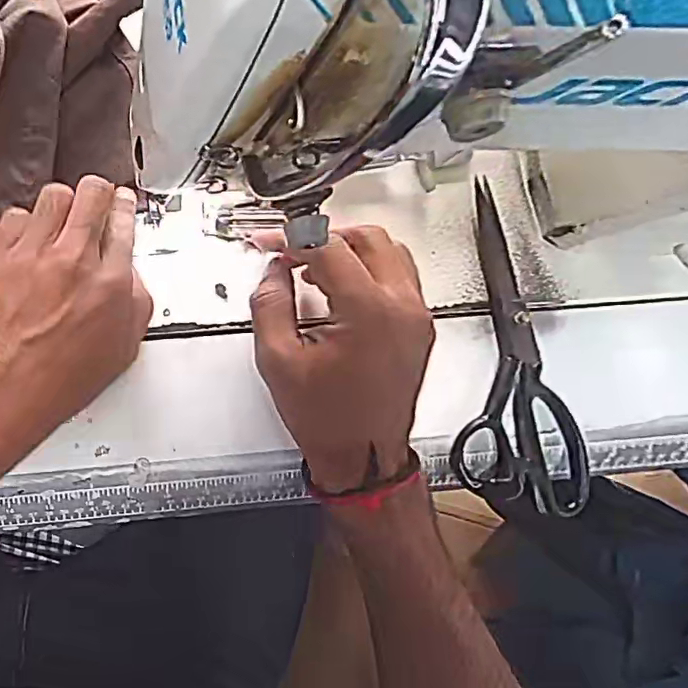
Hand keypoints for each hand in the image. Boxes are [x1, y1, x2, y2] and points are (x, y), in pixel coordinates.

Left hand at [0, 175, 153, 494]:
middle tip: (91, 203)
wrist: (5, 389)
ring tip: (56, 224)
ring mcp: (33, 255)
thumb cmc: (60, 378)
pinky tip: (26, 245)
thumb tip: (130, 270)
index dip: (121, 207)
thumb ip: (135, 299)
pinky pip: (15, 217)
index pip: (122, 219)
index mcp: (111, 282)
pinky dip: (23, 227)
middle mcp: (74, 260)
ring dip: (59, 207)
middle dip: (95, 194)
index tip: (118, 204)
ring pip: (53, 196)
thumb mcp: (123, 347)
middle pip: (91, 193)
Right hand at [250, 224, 433, 492]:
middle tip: (290, 250)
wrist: (362, 452)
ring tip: (311, 265)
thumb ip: (269, 304)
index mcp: (368, 312)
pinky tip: (338, 285)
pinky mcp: (418, 325)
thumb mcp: (278, 359)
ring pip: (388, 250)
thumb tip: (272, 272)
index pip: (328, 247)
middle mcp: (402, 308)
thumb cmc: (328, 419)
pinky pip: (398, 275)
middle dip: (322, 235)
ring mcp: (416, 316)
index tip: (270, 241)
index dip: (291, 237)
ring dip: (347, 249)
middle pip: (366, 237)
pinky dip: (367, 268)